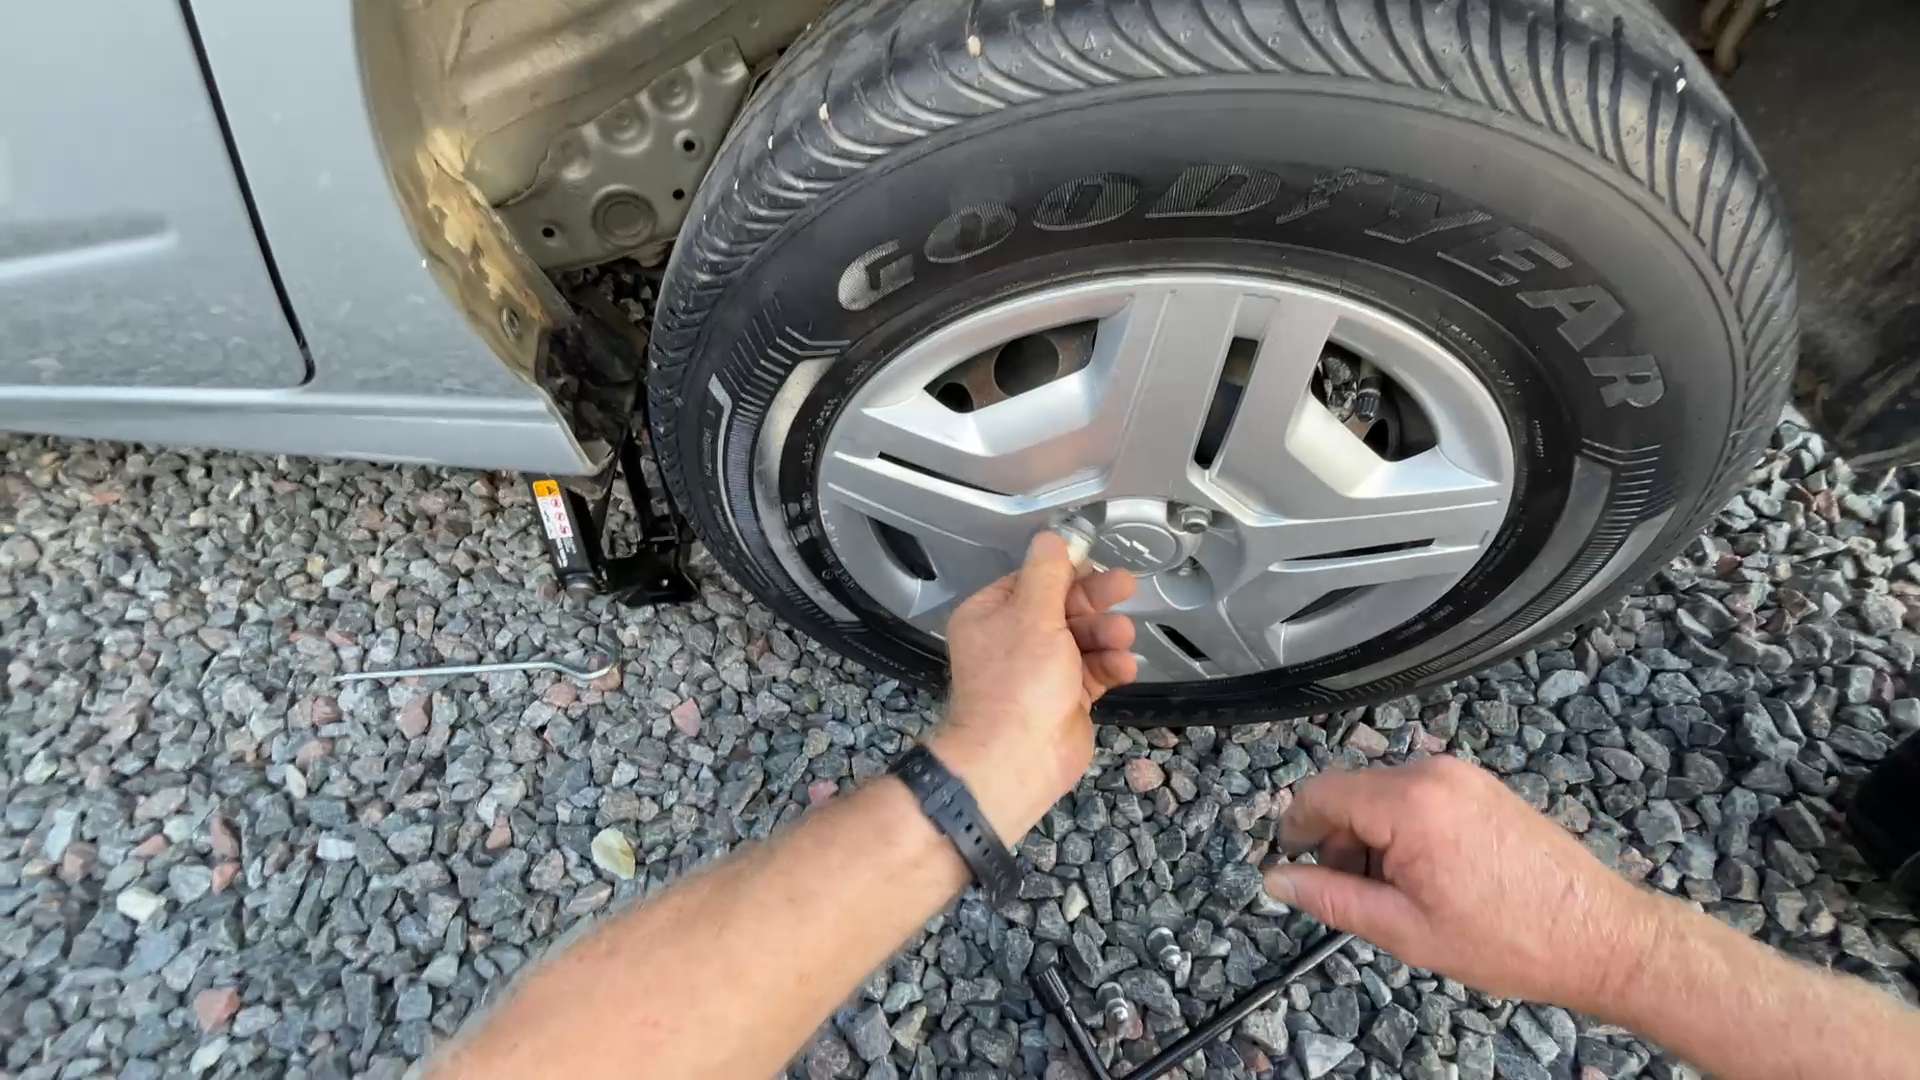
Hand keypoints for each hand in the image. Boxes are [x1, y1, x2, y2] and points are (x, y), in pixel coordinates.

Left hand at [929, 532, 1137, 840]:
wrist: (1018, 759)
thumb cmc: (1017, 684)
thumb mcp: (1033, 615)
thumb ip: (1047, 574)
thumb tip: (1051, 537)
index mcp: (991, 616)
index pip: (1032, 581)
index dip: (1065, 573)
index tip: (1093, 566)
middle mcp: (1012, 640)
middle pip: (1061, 607)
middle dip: (1093, 600)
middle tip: (1124, 586)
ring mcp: (1039, 670)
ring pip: (1082, 639)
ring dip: (1105, 634)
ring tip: (1120, 636)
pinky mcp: (1064, 697)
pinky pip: (1092, 671)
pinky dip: (1108, 666)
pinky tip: (1122, 665)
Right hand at [1263, 757, 1662, 1013]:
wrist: (1612, 940)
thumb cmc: (1514, 941)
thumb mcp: (1405, 930)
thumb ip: (1330, 898)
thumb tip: (1275, 880)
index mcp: (1407, 804)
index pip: (1318, 794)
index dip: (1296, 827)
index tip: (1294, 859)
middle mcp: (1429, 774)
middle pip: (1347, 791)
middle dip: (1335, 837)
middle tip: (1351, 887)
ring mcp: (1457, 773)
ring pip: (1378, 792)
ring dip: (1368, 832)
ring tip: (1394, 886)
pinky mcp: (1475, 782)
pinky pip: (1413, 791)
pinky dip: (1400, 823)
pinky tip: (1422, 868)